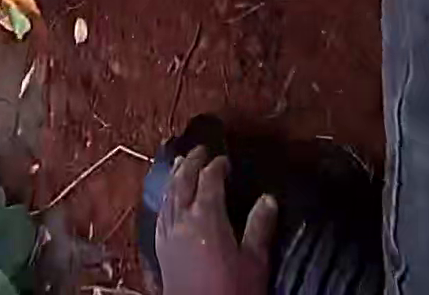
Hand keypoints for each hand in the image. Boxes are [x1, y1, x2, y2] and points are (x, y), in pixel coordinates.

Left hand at [155, 146, 276, 294]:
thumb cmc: (231, 293)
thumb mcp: (253, 264)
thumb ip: (259, 228)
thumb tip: (268, 198)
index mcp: (206, 216)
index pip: (210, 179)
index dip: (217, 166)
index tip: (226, 160)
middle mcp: (183, 217)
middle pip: (185, 179)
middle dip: (193, 161)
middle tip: (201, 149)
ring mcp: (168, 232)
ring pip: (170, 192)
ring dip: (176, 173)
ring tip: (182, 161)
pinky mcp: (160, 248)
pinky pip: (161, 212)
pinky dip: (166, 195)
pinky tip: (168, 196)